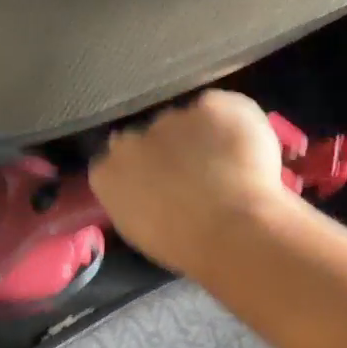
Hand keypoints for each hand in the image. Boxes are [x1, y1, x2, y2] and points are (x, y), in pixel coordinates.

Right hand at [89, 91, 297, 276]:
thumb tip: (141, 182)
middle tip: (190, 170)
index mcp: (106, 173)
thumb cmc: (178, 243)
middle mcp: (130, 140)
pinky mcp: (209, 105)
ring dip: (197, 133)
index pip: (114, 158)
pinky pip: (219, 107)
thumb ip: (129, 194)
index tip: (156, 179)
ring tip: (222, 161)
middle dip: (165, 146)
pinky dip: (229, 122)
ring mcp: (169, 119)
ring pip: (184, 120)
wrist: (228, 228)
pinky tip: (240, 147)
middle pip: (146, 135)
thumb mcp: (134, 224)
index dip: (139, 166)